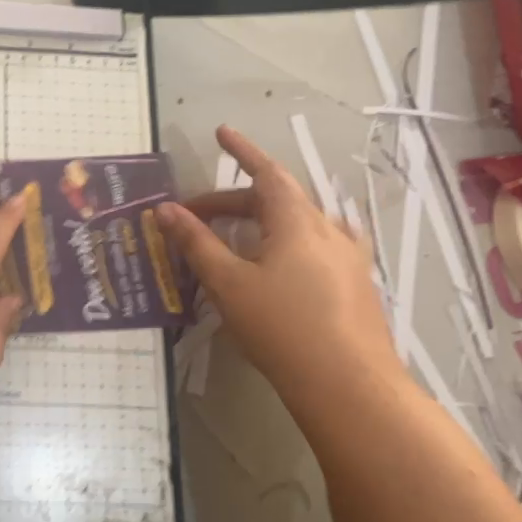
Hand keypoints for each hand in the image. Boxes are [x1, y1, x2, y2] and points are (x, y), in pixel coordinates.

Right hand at [156, 126, 400, 403]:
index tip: (221, 132)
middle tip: (195, 217)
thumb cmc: (283, 328)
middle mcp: (329, 233)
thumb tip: (166, 210)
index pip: (267, 172)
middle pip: (277, 201)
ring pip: (297, 227)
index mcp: (299, 222)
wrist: (352, 389)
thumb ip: (196, 243)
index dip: (242, 151)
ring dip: (259, 225)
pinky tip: (269, 274)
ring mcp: (348, 262)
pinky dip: (280, 247)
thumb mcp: (228, 284)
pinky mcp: (355, 289)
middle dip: (233, 202)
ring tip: (231, 241)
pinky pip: (312, 250)